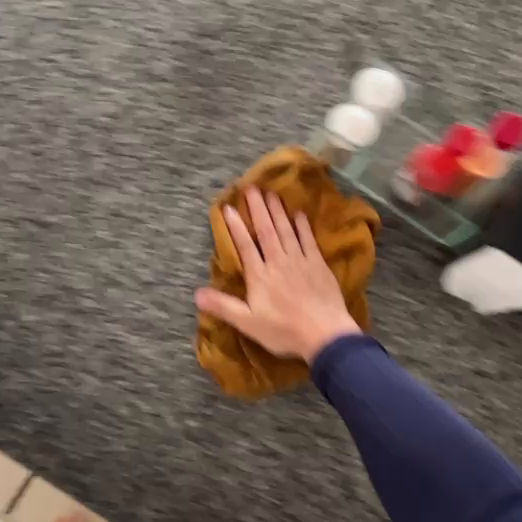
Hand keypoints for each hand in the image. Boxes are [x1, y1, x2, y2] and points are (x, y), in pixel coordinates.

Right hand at [197, 186, 361, 362]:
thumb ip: (223, 306)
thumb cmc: (283, 331)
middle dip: (258, 208)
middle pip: (266, 230)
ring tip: (271, 193)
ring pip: (286, 230)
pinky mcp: (318, 264)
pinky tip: (299, 214)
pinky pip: (308, 239)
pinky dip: (302, 226)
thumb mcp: (248, 323)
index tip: (228, 207)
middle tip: (251, 187)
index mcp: (260, 275)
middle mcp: (278, 261)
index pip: (245, 245)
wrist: (325, 334)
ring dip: (278, 210)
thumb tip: (196, 293)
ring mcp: (300, 260)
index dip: (235, 225)